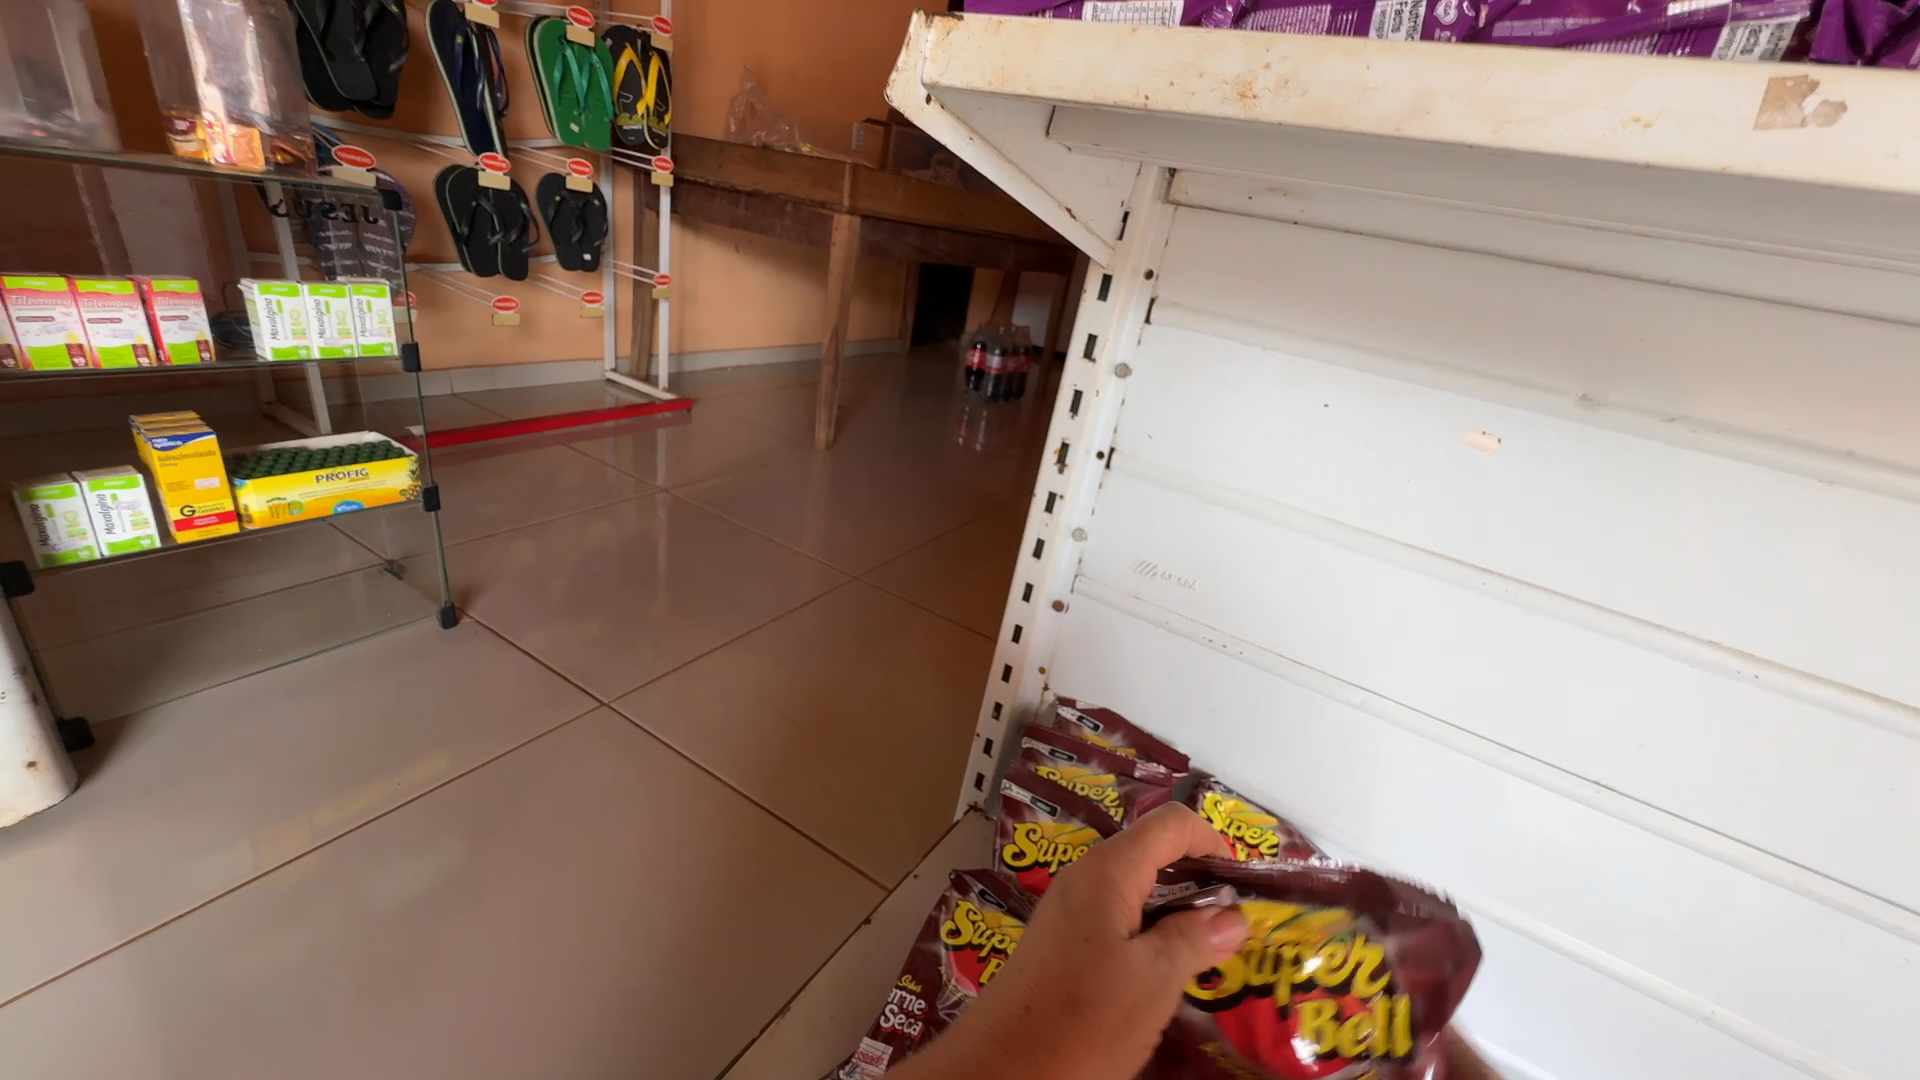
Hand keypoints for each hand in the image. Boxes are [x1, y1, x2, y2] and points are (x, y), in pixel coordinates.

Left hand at [893, 804, 1247, 1079]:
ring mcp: (1069, 905)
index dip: (1210, 840)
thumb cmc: (1084, 1016)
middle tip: (1233, 923)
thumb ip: (1194, 940)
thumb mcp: (1153, 980)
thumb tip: (1233, 916)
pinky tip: (1164, 967)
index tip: (1242, 881)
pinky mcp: (1061, 936)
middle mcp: (1086, 874)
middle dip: (1196, 877)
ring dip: (1174, 908)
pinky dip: (1147, 928)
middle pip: (1150, 850)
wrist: (1004, 1063)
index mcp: (1109, 870)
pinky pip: (1115, 912)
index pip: (1168, 823)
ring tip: (1208, 949)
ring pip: (1133, 885)